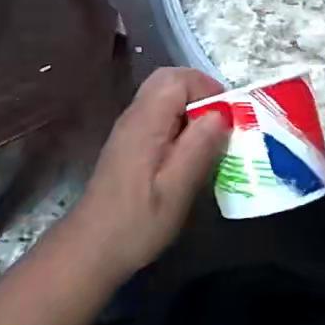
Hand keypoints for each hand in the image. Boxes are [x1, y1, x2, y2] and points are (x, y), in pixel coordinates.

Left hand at [54, 68, 230, 281]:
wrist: (93, 246)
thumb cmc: (137, 221)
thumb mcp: (176, 189)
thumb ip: (199, 146)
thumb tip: (222, 113)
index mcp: (145, 120)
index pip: (178, 78)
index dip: (208, 88)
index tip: (231, 117)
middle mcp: (134, 115)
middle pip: (169, 81)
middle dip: (201, 93)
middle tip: (224, 124)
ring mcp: (129, 128)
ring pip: (163, 97)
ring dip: (191, 108)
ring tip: (213, 139)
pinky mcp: (129, 143)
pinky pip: (158, 116)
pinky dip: (179, 123)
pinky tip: (191, 154)